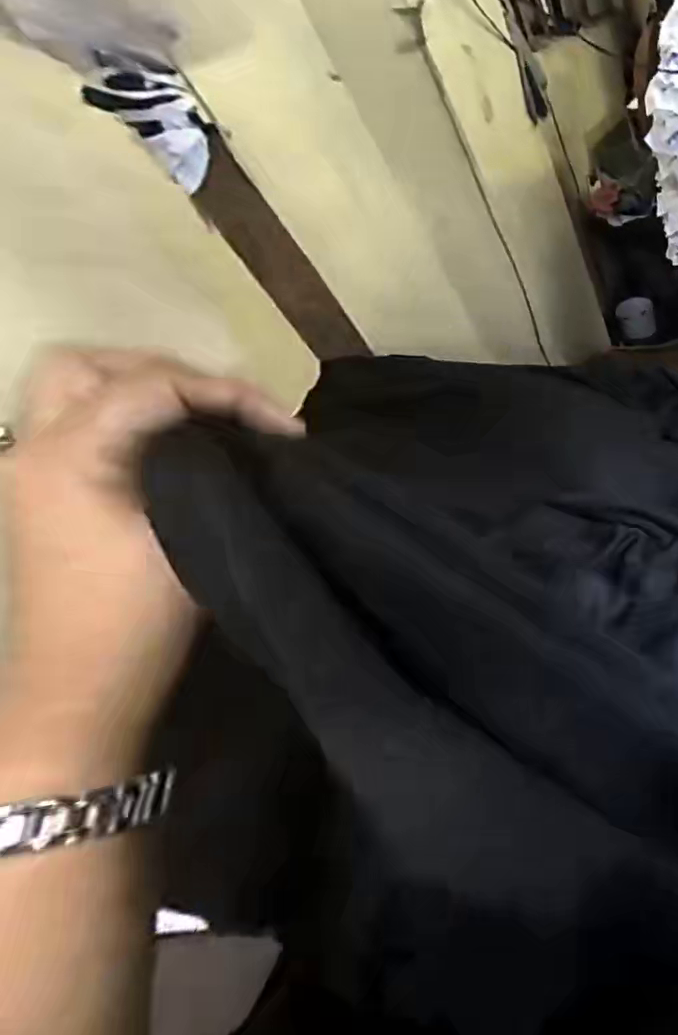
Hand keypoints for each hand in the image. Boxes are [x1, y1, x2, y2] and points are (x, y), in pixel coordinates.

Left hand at [2, 349, 300, 741]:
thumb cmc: (143, 605)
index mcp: (64, 458)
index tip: (290, 429)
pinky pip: (89, 418)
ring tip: (222, 418)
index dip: (229, 393)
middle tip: (243, 409)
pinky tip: (194, 443)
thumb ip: (212, 466)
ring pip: (79, 385)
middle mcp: (30, 448)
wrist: (85, 669)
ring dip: (153, 387)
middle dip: (177, 373)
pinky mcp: (49, 484)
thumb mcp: (189, 528)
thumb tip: (259, 435)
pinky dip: (143, 413)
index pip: (149, 386)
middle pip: (90, 365)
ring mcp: (30, 465)